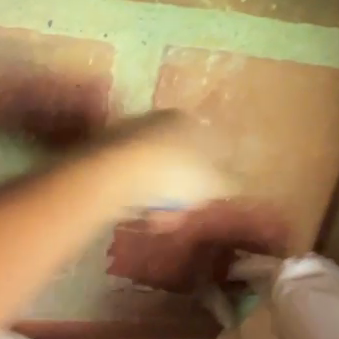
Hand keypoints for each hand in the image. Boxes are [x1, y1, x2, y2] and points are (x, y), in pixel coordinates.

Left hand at [74, 110, 230, 212]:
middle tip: (179, 214)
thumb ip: (228, 182)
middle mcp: (156, 121)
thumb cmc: (174, 173)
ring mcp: (127, 137)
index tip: (206, 199)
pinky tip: (136, 213)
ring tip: (156, 218)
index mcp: (187, 120)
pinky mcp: (103, 156)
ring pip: (152, 176)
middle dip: (179, 194)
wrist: (115, 173)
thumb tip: (235, 183)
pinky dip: (134, 198)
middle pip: (177, 163)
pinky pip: (129, 182)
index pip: (209, 146)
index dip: (211, 176)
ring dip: (157, 200)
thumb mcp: (213, 182)